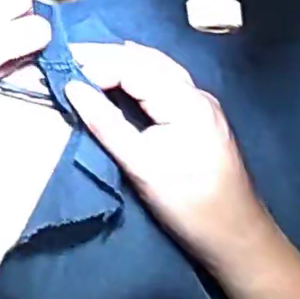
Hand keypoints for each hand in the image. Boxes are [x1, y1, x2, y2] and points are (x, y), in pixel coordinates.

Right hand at [66, 42, 280, 271]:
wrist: (240, 243)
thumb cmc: (191, 206)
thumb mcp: (141, 166)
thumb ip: (104, 122)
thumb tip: (71, 86)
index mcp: (186, 104)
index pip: (131, 68)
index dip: (93, 65)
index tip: (59, 70)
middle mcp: (196, 96)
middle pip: (143, 60)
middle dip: (102, 55)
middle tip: (63, 58)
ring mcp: (200, 104)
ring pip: (153, 65)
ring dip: (117, 60)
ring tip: (81, 61)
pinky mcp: (197, 115)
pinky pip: (160, 78)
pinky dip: (132, 70)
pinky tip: (115, 74)